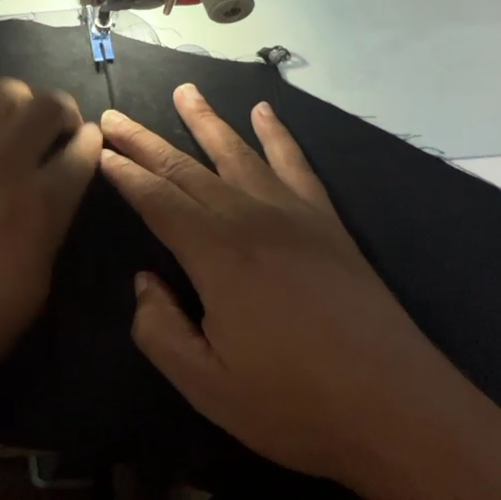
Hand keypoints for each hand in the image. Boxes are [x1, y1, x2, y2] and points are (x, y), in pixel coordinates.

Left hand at [0, 78, 101, 400]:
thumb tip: (55, 193)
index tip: (91, 142)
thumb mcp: (37, 282)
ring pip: (1, 90)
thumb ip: (52, 225)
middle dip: (63, 112)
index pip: (81, 152)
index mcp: (41, 204)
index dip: (91, 144)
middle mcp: (5, 163)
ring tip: (19, 126)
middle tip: (60, 132)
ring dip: (20, 103)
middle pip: (46, 105)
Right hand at [98, 85, 500, 499]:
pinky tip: (265, 111)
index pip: (156, 199)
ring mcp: (293, 215)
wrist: (402, 410)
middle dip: (146, 140)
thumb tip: (144, 282)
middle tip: (115, 113)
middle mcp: (249, 219)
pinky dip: (277, 135)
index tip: (99, 148)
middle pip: (186, 168)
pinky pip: (296, 165)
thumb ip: (159, 329)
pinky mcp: (328, 224)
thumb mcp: (207, 385)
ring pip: (238, 154)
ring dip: (206, 121)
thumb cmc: (297, 402)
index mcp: (215, 254)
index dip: (124, 174)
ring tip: (185, 90)